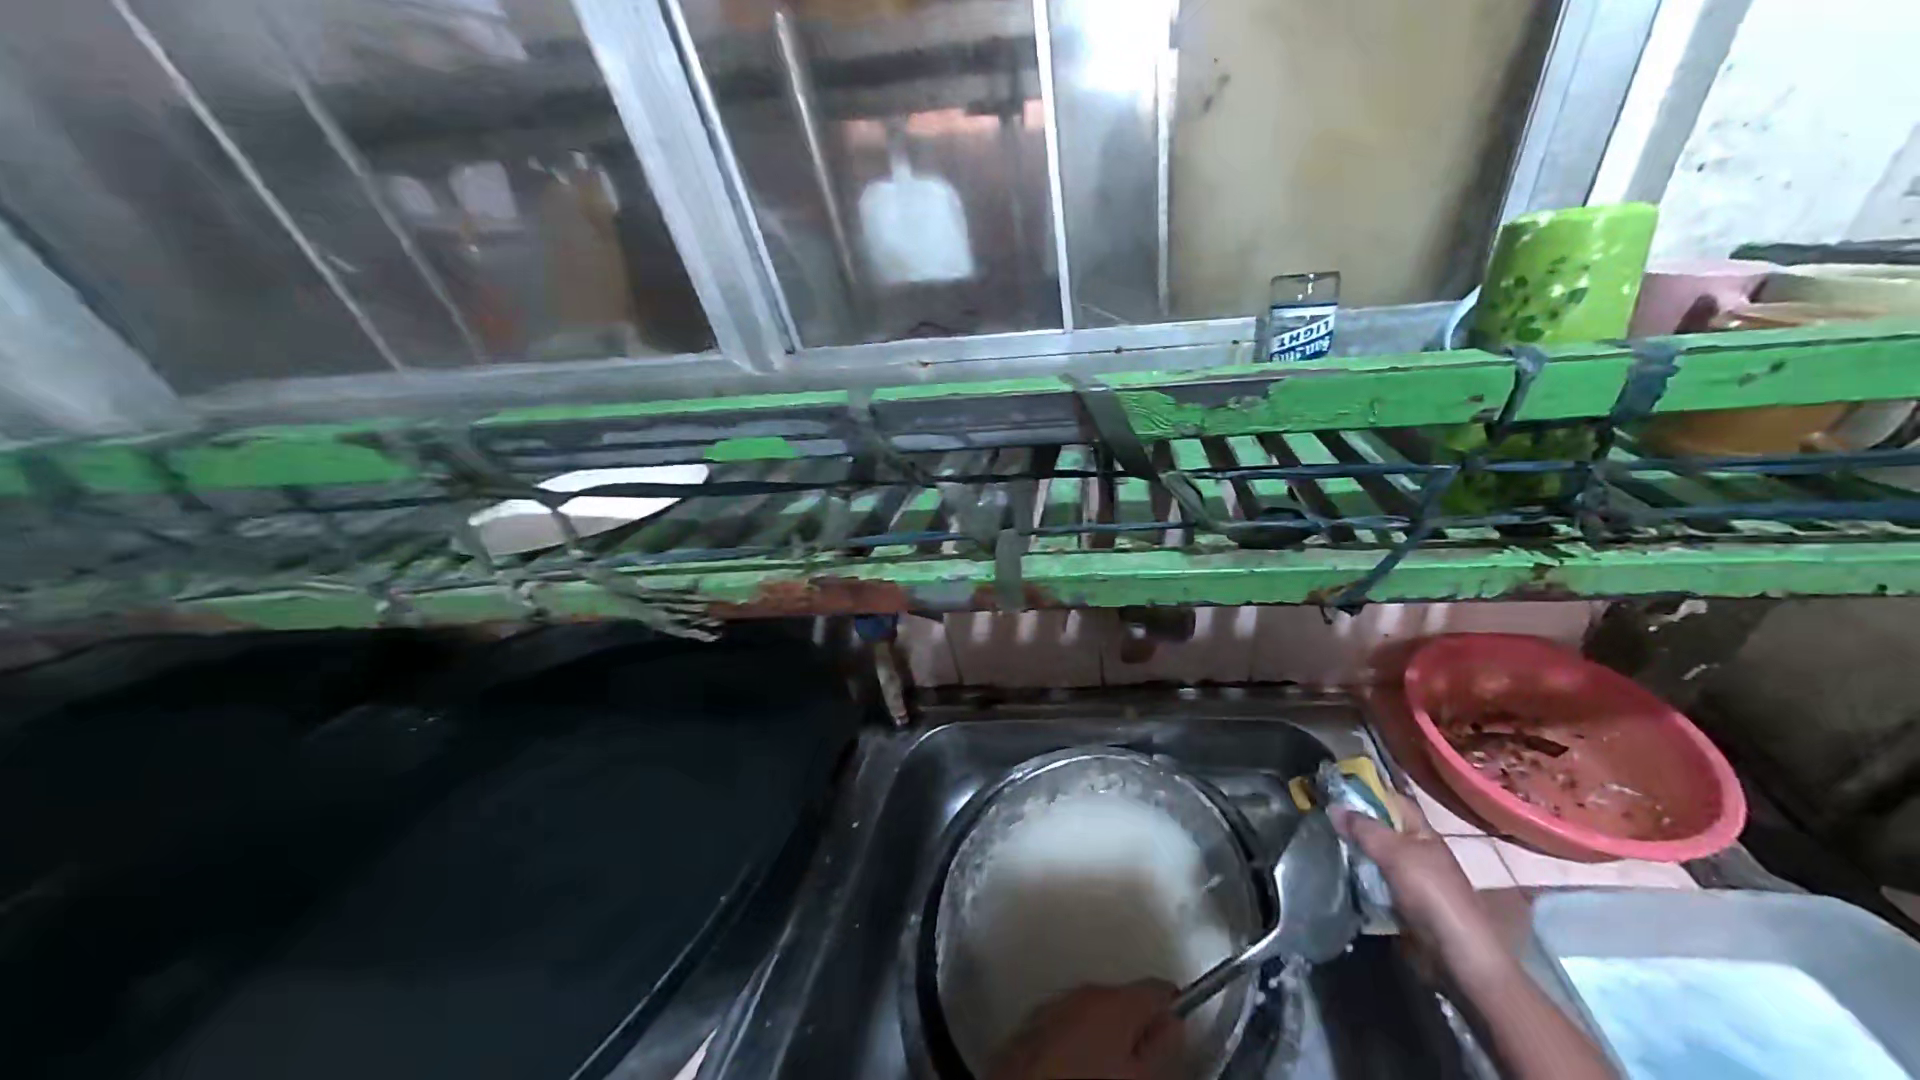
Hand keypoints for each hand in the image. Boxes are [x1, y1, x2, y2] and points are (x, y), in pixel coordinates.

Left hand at [987, 980, 1183, 1079]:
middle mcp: (1083, 992)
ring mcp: (1056, 1004)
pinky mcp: (1035, 1022)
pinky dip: (1078, 1041)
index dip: (1174, 1010)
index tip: (1177, 1034)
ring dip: (1106, 1035)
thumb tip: (1174, 1023)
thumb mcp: (1140, 1078)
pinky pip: (1069, 1024)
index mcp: (1115, 1001)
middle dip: (1136, 1028)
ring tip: (1107, 1071)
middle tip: (1142, 1066)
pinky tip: (1077, 1070)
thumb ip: (1164, 1047)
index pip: (1159, 988)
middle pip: (1125, 1001)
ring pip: (1095, 1013)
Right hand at [1331, 794, 1504, 978]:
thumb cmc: (1432, 895)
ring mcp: (1408, 879)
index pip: (1393, 801)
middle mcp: (1415, 852)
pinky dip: (1354, 876)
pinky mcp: (1399, 903)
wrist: (1456, 955)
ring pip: (1372, 855)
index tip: (1332, 786)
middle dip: (1351, 821)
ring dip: (1351, 850)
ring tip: (1317, 839)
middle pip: (1379, 828)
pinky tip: (1333, 871)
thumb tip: (1333, 806)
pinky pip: (1371, 881)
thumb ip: (1364, 828)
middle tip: (1316, 813)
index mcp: (1422, 834)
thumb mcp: (1396, 853)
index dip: (1367, 790)